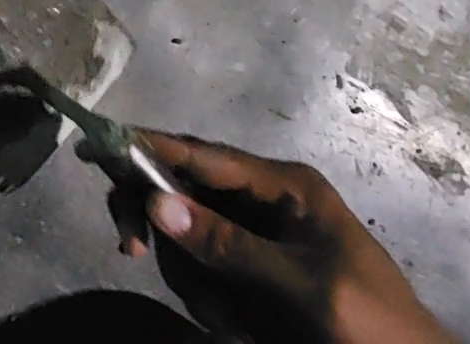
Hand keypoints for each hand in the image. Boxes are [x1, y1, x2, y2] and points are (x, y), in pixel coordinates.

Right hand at [105, 131, 455, 343]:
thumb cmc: (373, 330)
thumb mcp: (302, 290)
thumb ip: (228, 245)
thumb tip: (154, 201)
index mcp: (284, 185)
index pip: (199, 153)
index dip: (146, 147)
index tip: (96, 145)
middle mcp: (262, 195)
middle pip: (179, 183)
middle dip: (156, 219)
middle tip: (131, 248)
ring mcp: (254, 227)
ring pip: (182, 226)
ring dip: (187, 270)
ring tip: (224, 317)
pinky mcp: (248, 259)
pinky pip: (198, 258)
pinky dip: (201, 289)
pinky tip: (230, 321)